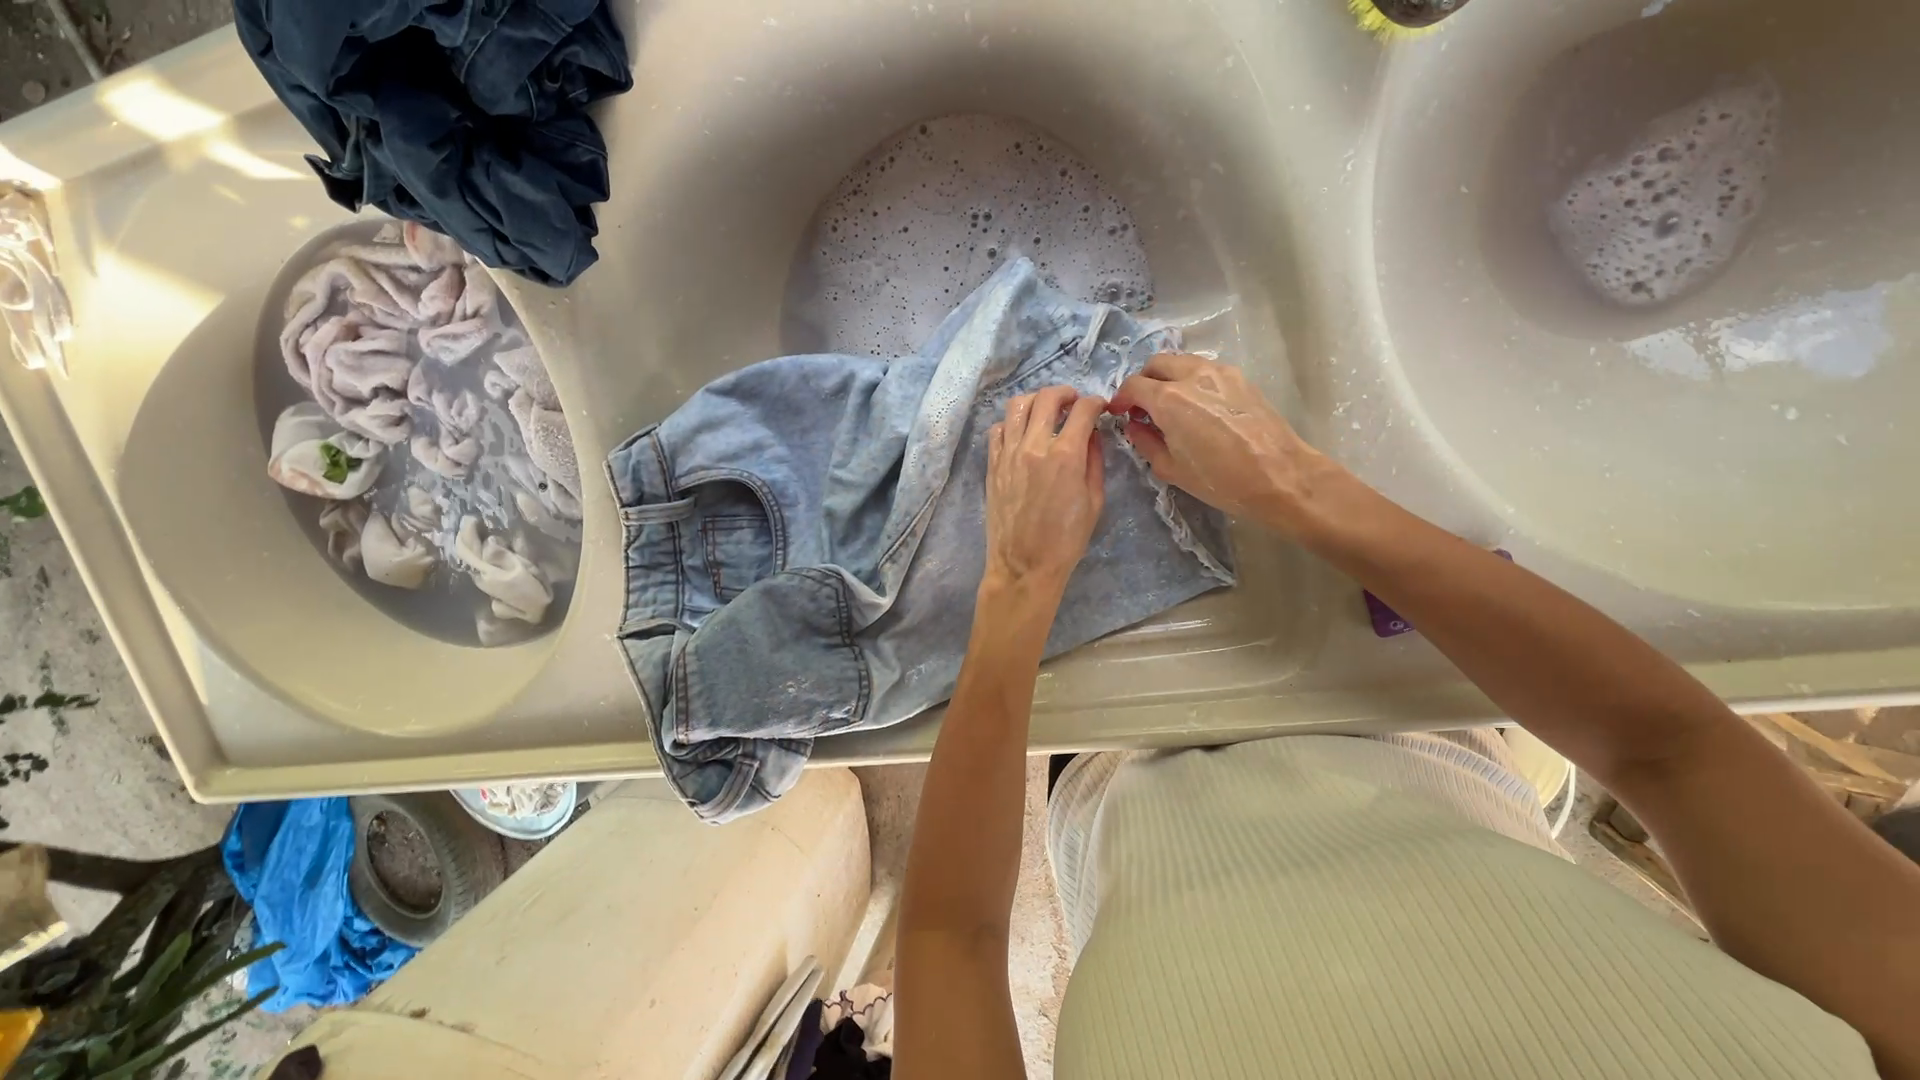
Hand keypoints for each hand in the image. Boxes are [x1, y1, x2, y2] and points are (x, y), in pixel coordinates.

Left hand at [982, 386, 1106, 599]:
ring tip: (1046, 411)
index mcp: (1066, 456)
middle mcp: (1034, 446)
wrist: (1024, 565)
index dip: (1095, 403)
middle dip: (1065, 393)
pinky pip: (998, 429)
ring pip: (1017, 406)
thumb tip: (1092, 435)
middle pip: (1047, 398)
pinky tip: (1022, 433)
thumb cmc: (1066, 540)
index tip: (1100, 408)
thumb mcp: (1094, 501)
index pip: (1083, 410)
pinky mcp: (993, 465)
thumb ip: (1094, 461)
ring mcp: (1009, 454)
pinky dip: (1012, 423)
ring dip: (1036, 401)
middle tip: (1074, 401)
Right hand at [1108, 353, 1321, 530]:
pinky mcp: (1241, 378)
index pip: (1133, 385)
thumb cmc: (1220, 480)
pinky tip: (1199, 407)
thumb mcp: (1171, 469)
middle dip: (1144, 381)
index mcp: (1169, 400)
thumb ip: (1145, 442)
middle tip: (1143, 407)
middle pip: (1157, 363)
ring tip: (1171, 406)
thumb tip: (1134, 425)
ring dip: (1169, 378)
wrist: (1280, 476)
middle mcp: (1193, 376)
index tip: (1120, 413)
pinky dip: (1192, 380)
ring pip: (1183, 362)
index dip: (1121, 399)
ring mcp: (1220, 372)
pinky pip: (1206, 370)